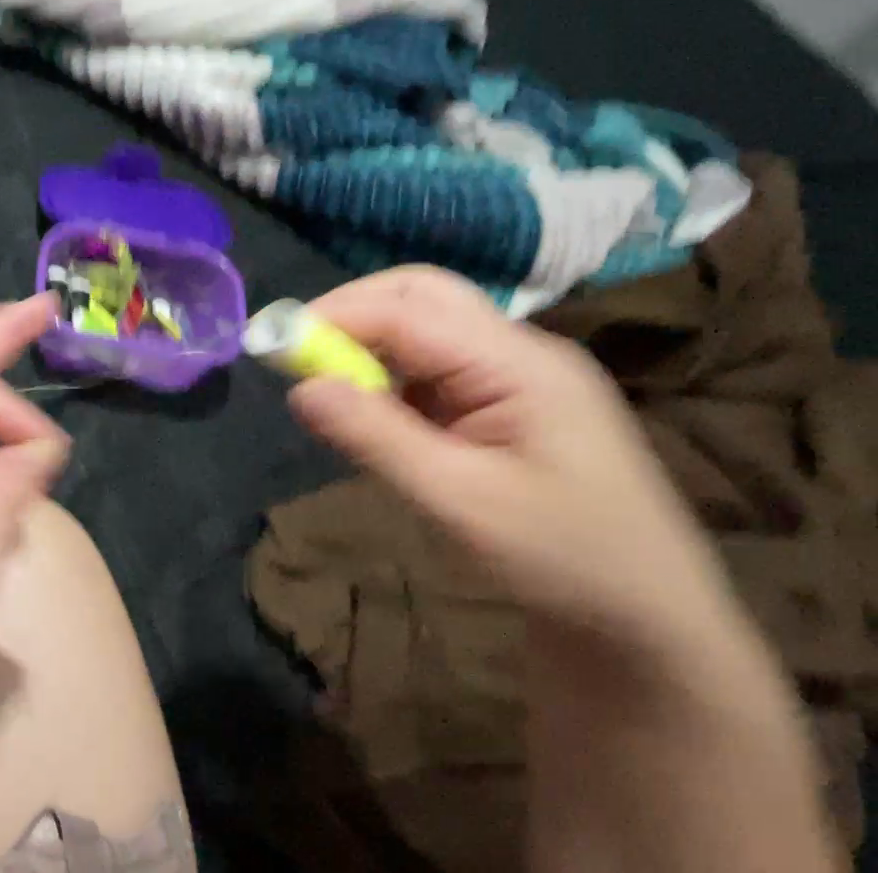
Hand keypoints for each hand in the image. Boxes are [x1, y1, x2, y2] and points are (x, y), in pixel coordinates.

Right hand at [286, 266, 732, 646]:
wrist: (647, 620)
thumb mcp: (457, 500)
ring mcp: (518, 376)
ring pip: (425, 326)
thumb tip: (298, 388)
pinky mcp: (508, 404)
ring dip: (367, 344)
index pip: (408, 310)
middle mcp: (520, 353)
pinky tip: (372, 415)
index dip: (332, 319)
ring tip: (327, 389)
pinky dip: (389, 375)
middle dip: (349, 314)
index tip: (268, 346)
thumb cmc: (561, 560)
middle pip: (420, 296)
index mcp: (519, 365)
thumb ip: (375, 437)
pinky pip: (435, 365)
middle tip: (296, 357)